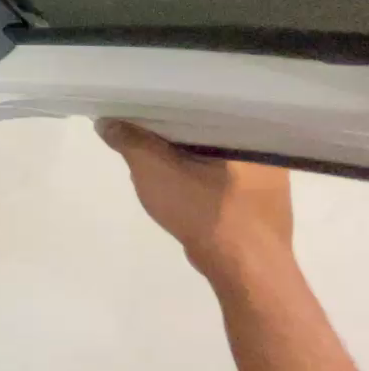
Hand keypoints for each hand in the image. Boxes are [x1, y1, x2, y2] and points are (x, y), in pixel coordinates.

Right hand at [96, 119, 293, 282]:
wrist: (244, 270)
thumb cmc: (205, 211)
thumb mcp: (152, 168)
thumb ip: (128, 139)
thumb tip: (106, 122)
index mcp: (249, 140)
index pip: (201, 108)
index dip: (164, 103)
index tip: (137, 103)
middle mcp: (265, 158)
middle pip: (204, 131)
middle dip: (169, 130)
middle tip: (137, 126)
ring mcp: (266, 185)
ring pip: (211, 155)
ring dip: (181, 154)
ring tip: (150, 152)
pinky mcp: (257, 206)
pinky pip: (219, 176)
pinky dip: (194, 173)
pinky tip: (174, 180)